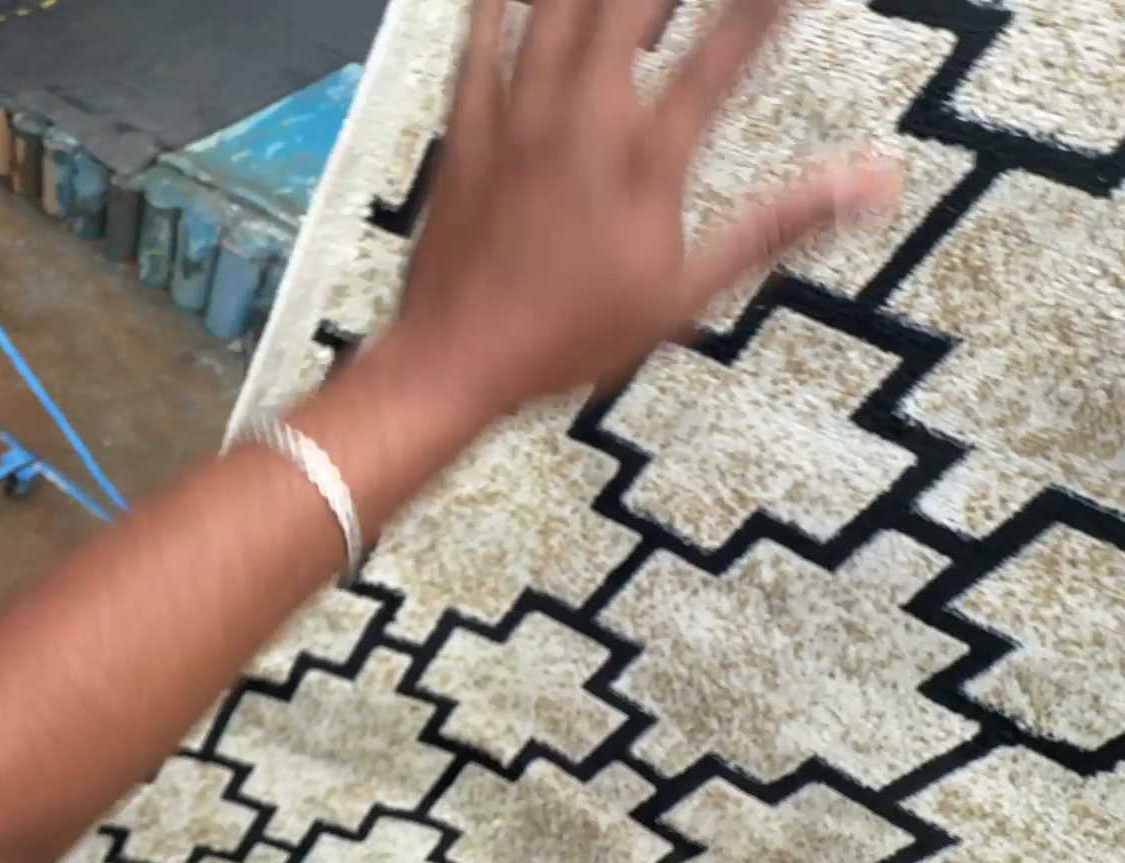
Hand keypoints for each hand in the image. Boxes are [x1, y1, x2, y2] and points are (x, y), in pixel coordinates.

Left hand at [389, 0, 900, 405]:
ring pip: (555, 13)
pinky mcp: (463, 145)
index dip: (766, 0)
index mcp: (646, 159)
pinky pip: (477, 57)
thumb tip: (876, 181)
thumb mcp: (678, 299)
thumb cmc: (560, 340)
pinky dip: (491, 12)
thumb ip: (772, 227)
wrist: (452, 361)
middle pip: (632, 2)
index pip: (728, 46)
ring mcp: (516, 129)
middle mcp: (583, 123)